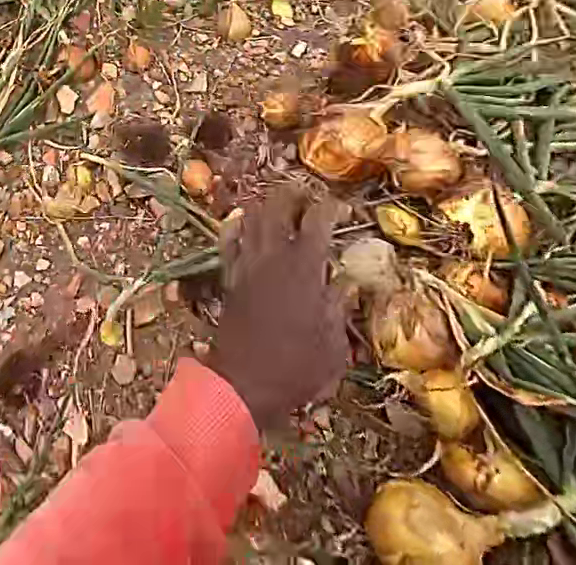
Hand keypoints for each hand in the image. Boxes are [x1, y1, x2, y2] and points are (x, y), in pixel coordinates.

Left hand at [206, 180, 347, 429]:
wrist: (244, 383)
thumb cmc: (296, 369)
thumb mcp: (333, 345)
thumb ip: (339, 307)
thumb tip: (346, 282)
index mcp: (305, 268)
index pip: (318, 220)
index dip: (331, 207)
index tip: (342, 208)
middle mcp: (274, 256)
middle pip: (279, 206)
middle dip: (294, 194)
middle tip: (307, 197)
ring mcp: (247, 263)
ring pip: (253, 217)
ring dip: (267, 206)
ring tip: (281, 207)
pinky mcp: (230, 276)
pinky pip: (229, 240)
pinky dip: (236, 226)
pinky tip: (243, 223)